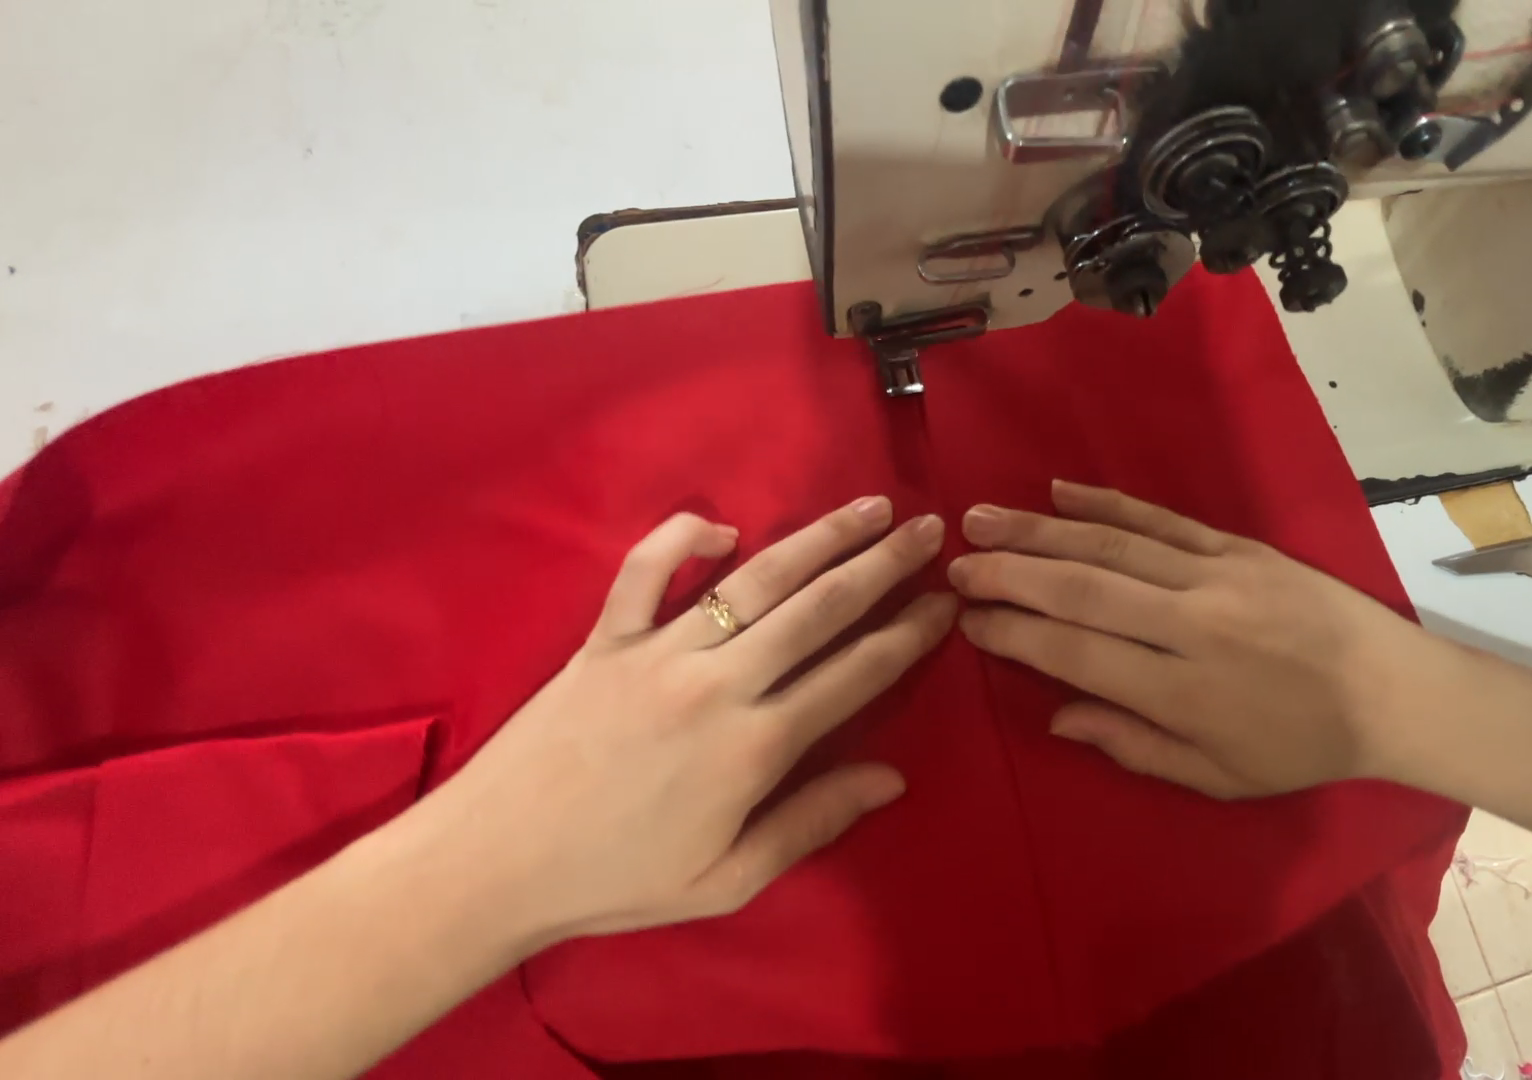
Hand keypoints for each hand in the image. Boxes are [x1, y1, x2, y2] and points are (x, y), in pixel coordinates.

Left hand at [425, 497, 954, 948]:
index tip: (944, 602)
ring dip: (820, 539)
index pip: (856, 673)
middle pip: (820, 609)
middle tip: (927, 529)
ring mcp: (659, 652)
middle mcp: (719, 684)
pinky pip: (644, 571)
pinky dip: (680, 539)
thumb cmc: (616, 879)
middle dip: (883, 565)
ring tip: (867, 509)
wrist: (489, 865)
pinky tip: (721, 527)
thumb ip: (813, 820)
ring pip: (757, 580)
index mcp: (756, 747)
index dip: (909, 634)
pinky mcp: (606, 638)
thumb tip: (891, 777)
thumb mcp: (728, 879)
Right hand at [948, 481, 1440, 798]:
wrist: (1396, 691)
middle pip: (1081, 589)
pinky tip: (1059, 490)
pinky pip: (1160, 518)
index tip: (966, 621)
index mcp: (1182, 690)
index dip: (1013, 634)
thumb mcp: (1217, 776)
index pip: (1074, 652)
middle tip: (955, 560)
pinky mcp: (1237, 545)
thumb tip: (1055, 714)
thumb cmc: (1299, 746)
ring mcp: (1215, 575)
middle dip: (1009, 573)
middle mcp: (1190, 624)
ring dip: (1039, 529)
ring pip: (1110, 544)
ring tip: (983, 517)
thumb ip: (1132, 745)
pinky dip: (1107, 502)